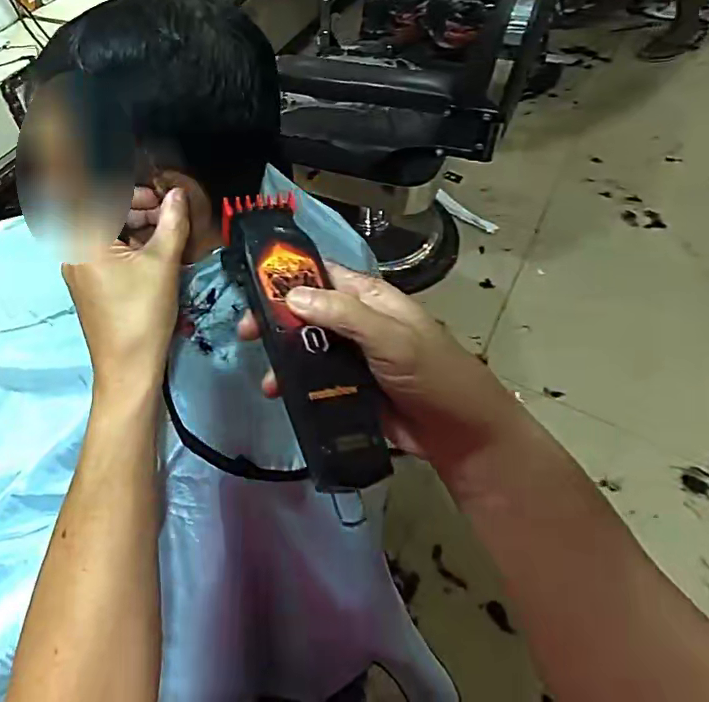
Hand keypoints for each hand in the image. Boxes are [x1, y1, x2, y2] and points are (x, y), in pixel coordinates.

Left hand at [62, 187, 191, 400]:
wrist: (128, 368)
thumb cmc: (142, 313)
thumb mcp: (162, 262)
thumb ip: (171, 221)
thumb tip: (177, 194)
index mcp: (84, 241)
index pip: (94, 195)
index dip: (124, 187)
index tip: (154, 191)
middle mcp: (75, 251)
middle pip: (100, 211)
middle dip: (134, 204)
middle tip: (165, 209)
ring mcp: (81, 268)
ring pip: (106, 230)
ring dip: (134, 222)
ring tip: (165, 228)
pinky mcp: (91, 283)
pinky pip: (106, 249)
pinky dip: (129, 242)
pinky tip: (155, 247)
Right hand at [245, 263, 519, 466]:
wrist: (461, 434)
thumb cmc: (432, 373)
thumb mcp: (390, 337)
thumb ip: (343, 315)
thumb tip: (291, 296)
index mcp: (368, 298)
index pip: (321, 273)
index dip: (288, 275)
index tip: (253, 287)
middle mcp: (356, 321)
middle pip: (306, 311)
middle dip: (276, 320)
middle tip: (247, 334)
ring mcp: (351, 356)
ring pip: (306, 347)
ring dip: (283, 357)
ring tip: (267, 379)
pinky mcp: (348, 387)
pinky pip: (315, 379)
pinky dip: (295, 385)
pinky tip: (281, 395)